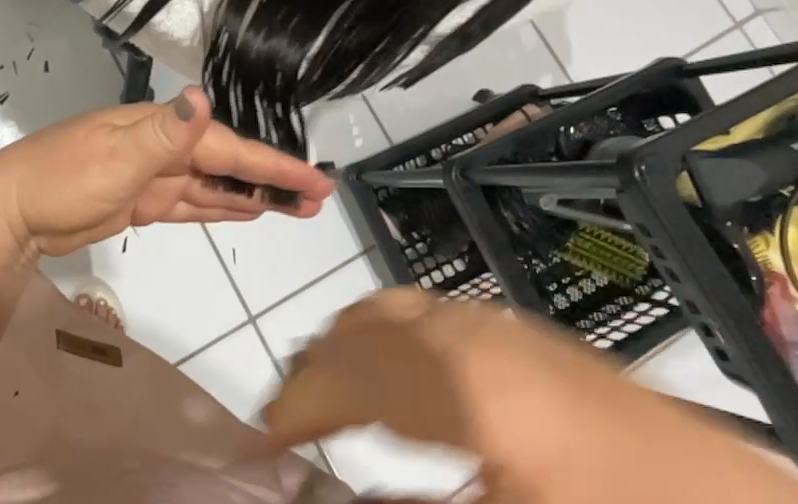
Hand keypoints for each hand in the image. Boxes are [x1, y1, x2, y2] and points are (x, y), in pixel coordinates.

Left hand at [0, 86, 335, 256]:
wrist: (12, 213)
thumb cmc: (60, 181)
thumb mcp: (115, 158)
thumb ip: (163, 134)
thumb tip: (202, 98)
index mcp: (157, 128)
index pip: (226, 146)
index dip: (271, 164)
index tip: (314, 180)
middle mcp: (159, 146)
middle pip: (226, 163)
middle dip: (271, 179)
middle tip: (318, 198)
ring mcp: (149, 175)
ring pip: (212, 185)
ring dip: (252, 194)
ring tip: (296, 207)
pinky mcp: (139, 202)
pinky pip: (190, 203)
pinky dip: (218, 205)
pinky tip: (245, 209)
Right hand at [261, 288, 641, 493]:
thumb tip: (342, 496)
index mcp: (468, 393)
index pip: (349, 377)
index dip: (297, 406)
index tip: (263, 442)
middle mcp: (478, 340)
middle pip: (363, 330)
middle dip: (315, 372)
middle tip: (288, 423)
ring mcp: (508, 330)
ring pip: (395, 311)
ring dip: (349, 348)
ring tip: (330, 398)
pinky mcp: (534, 338)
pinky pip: (433, 316)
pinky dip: (390, 338)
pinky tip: (396, 381)